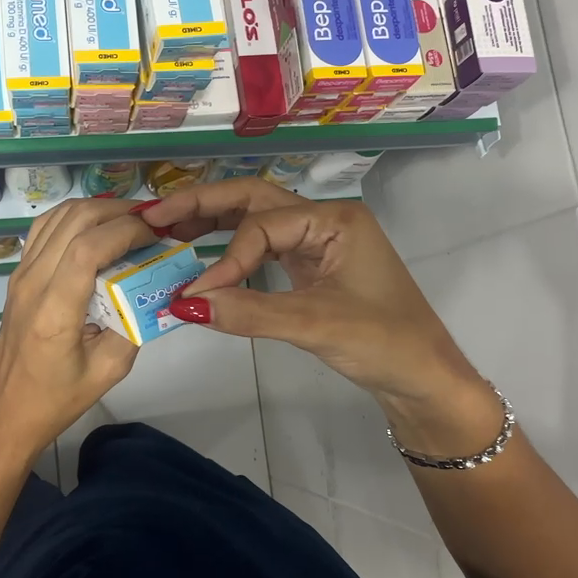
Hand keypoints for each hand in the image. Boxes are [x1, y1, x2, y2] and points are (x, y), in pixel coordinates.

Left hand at [0, 197, 161, 458]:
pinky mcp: (19, 274)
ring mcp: (21, 275)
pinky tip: (99, 228)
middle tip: (151, 221)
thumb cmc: (58, 397)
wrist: (8, 410)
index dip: (126, 230)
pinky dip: (76, 217)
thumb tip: (159, 287)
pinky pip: (45, 228)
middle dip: (117, 211)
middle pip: (74, 220)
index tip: (156, 234)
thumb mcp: (109, 370)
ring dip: (97, 209)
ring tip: (130, 220)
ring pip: (58, 216)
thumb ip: (135, 325)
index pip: (87, 248)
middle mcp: (32, 284)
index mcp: (54, 312)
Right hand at [140, 178, 478, 404]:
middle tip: (153, 216)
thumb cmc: (383, 343)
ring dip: (213, 222)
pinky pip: (264, 247)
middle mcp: (324, 220)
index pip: (261, 225)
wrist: (424, 378)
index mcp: (333, 219)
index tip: (193, 293)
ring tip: (166, 229)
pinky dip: (231, 249)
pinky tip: (202, 256)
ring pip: (256, 220)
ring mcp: (318, 242)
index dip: (224, 258)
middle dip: (203, 205)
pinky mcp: (312, 267)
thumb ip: (249, 312)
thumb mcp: (314, 325)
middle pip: (253, 199)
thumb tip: (183, 305)